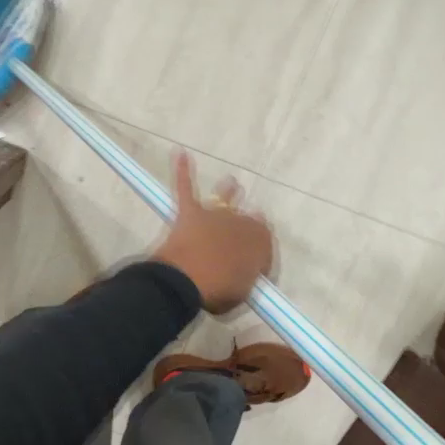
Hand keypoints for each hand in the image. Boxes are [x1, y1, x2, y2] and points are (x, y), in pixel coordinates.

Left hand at [151, 152, 272, 313]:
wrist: (185, 280)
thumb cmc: (217, 291)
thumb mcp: (242, 293)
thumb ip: (245, 278)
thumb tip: (242, 274)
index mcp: (259, 242)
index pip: (264, 243)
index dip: (259, 257)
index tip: (253, 270)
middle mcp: (241, 222)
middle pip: (245, 221)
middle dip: (245, 227)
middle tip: (240, 235)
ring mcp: (215, 214)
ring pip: (224, 198)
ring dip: (228, 191)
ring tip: (231, 182)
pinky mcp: (190, 212)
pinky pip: (186, 187)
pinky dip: (182, 170)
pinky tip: (179, 152)